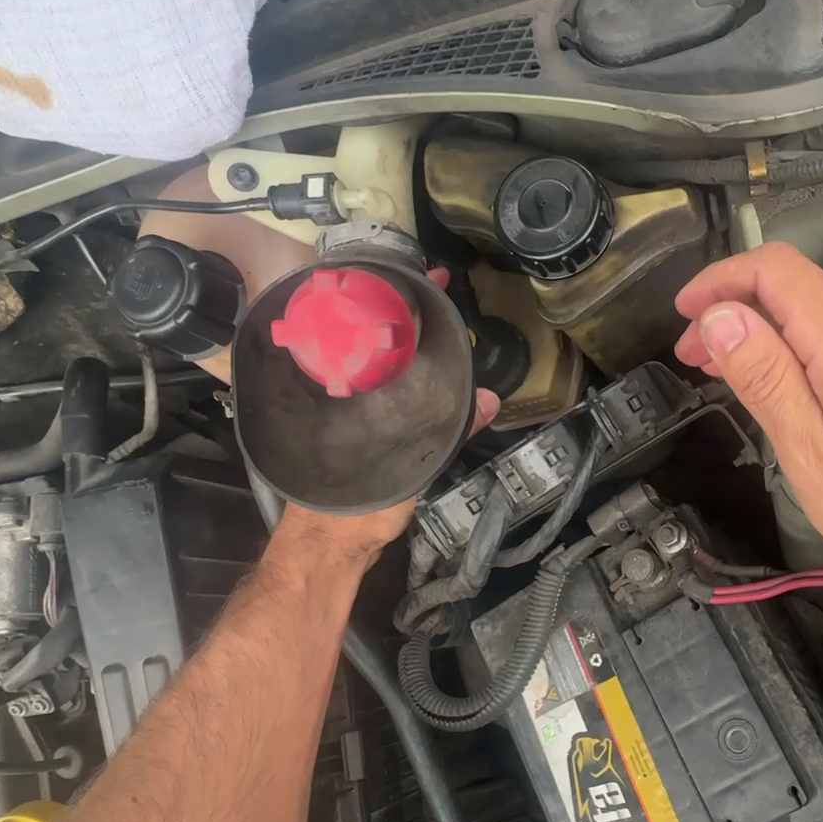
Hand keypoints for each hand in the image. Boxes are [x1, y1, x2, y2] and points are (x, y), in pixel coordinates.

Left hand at [268, 264, 494, 567]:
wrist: (331, 545)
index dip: (392, 296)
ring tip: (440, 326)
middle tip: (437, 296)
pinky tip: (430, 375)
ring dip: (403, 344)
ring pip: (375, 363)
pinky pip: (382, 389)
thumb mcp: (403, 466)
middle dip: (401, 316)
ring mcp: (347, 408)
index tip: (421, 275)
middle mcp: (340, 391)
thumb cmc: (350, 504)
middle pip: (371, 339)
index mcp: (341, 388)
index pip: (366, 324)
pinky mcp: (359, 427)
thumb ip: (446, 431)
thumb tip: (491, 400)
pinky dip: (404, 376)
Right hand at [673, 243, 822, 578]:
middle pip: (793, 283)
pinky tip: (781, 379)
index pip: (774, 269)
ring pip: (815, 307)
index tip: (684, 311)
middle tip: (695, 354)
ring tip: (728, 369)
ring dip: (764, 327)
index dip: (719, 279)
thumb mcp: (807, 449)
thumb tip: (720, 318)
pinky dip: (799, 342)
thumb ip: (764, 376)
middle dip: (733, 307)